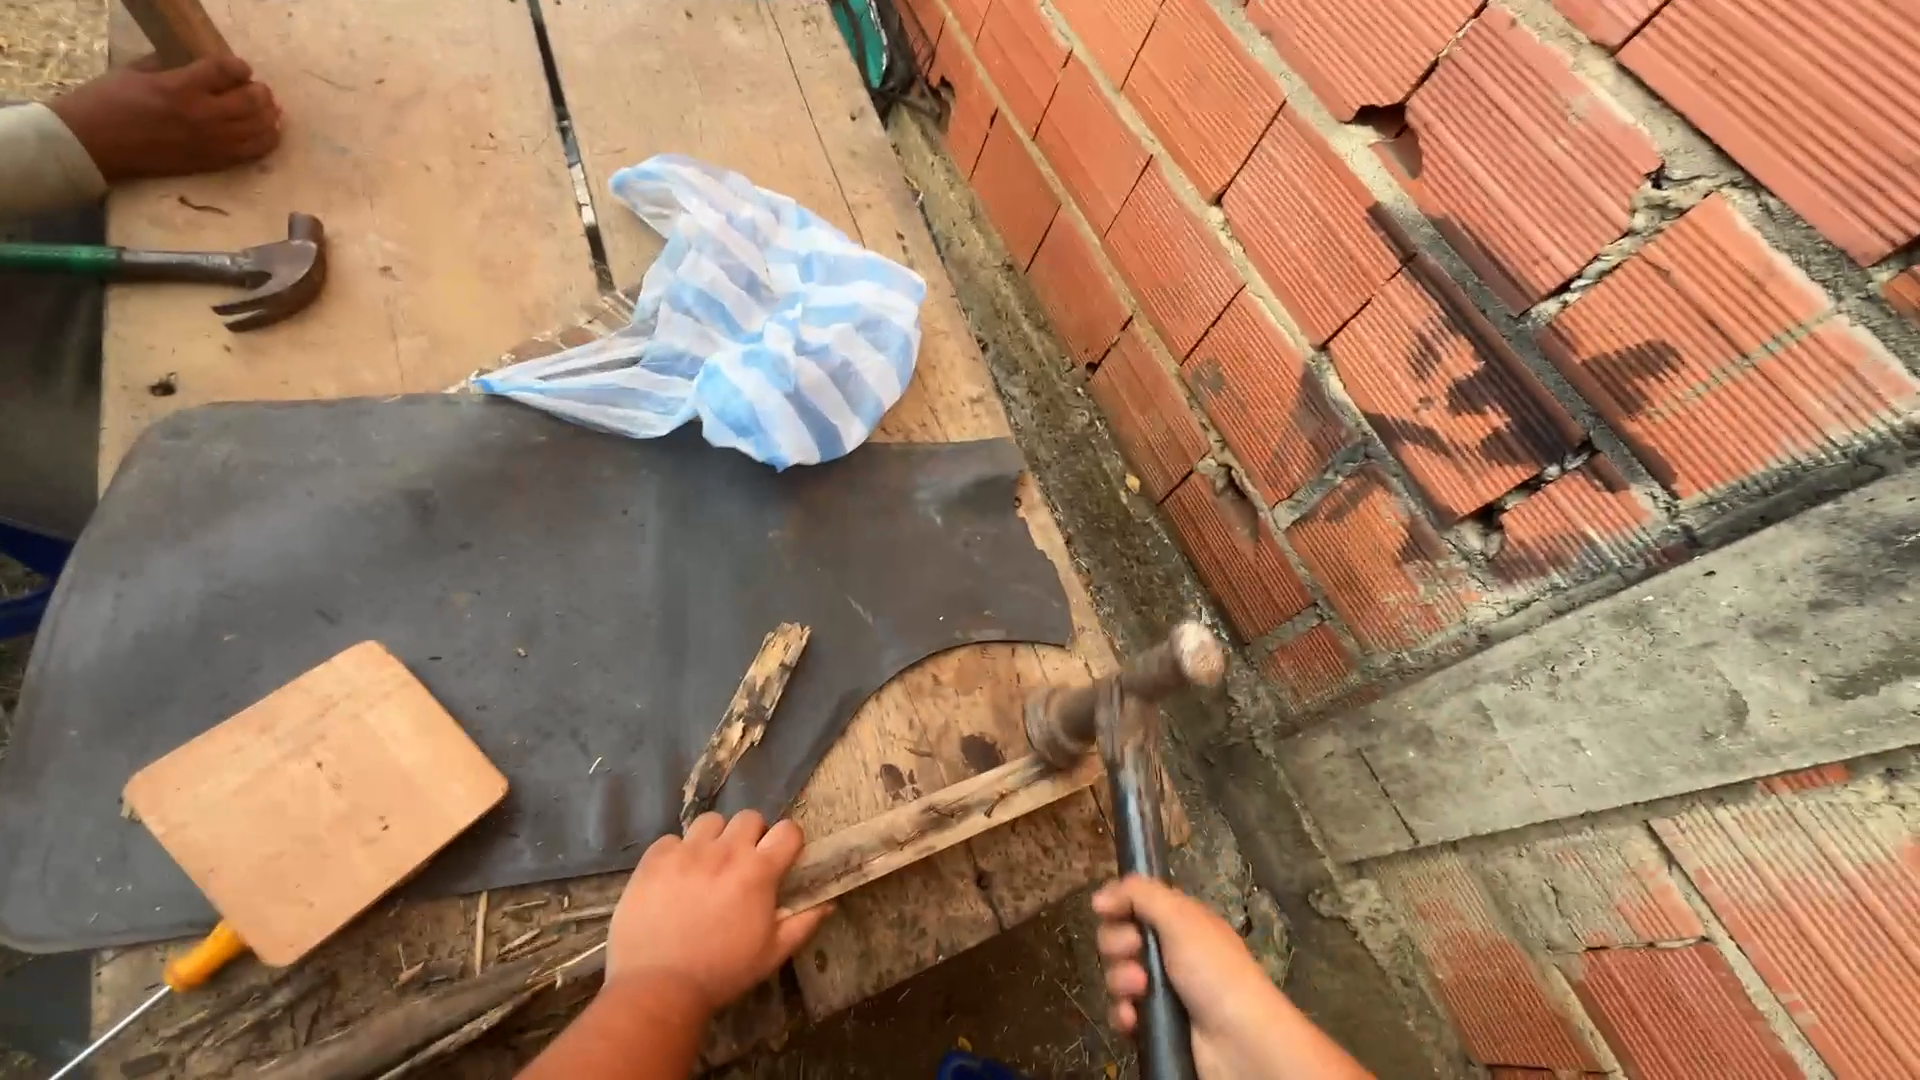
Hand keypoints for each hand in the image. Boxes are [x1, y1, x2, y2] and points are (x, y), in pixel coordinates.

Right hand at [49, 55, 280, 181]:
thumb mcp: (134, 73)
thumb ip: (169, 68)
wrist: (96, 143)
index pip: (223, 71)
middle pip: (251, 101)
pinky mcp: (220, 161)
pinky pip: (258, 151)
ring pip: (261, 128)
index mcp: (178, 87)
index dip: (239, 67)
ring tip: (270, 110)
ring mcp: (216, 141)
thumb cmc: (107, 103)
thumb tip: (198, 69)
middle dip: (261, 92)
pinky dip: (269, 140)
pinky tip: (268, 132)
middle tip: (261, 90)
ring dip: (271, 116)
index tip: (242, 67)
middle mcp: (204, 114)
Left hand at [605, 811, 831, 1015]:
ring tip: (707, 865)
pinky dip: (676, 854)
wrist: (657, 989)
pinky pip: (671, 840)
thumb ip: (803, 924)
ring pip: (710, 822)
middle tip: (742, 863)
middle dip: (751, 835)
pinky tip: (673, 878)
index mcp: (758, 871)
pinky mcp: (654, 860)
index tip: (781, 857)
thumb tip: (828, 904)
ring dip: (714, 838)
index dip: (788, 841)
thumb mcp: (772, 954)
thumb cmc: (722, 973)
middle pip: (749, 817)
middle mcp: (726, 851)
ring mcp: (687, 852)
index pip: (788, 830)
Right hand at [1094, 876, 1372, 1079]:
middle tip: (1135, 952)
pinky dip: (1123, 1014)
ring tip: (1141, 989)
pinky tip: (1134, 1017)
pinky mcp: (1153, 1023)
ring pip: (1116, 975)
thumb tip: (1099, 897)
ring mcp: (1159, 989)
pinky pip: (1121, 1012)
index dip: (1117, 905)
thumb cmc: (1213, 970)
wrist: (1239, 1041)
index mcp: (1178, 921)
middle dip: (1118, 944)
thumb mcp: (1181, 918)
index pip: (1133, 903)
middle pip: (1118, 937)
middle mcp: (1167, 952)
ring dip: (1121, 980)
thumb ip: (1140, 894)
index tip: (1107, 910)